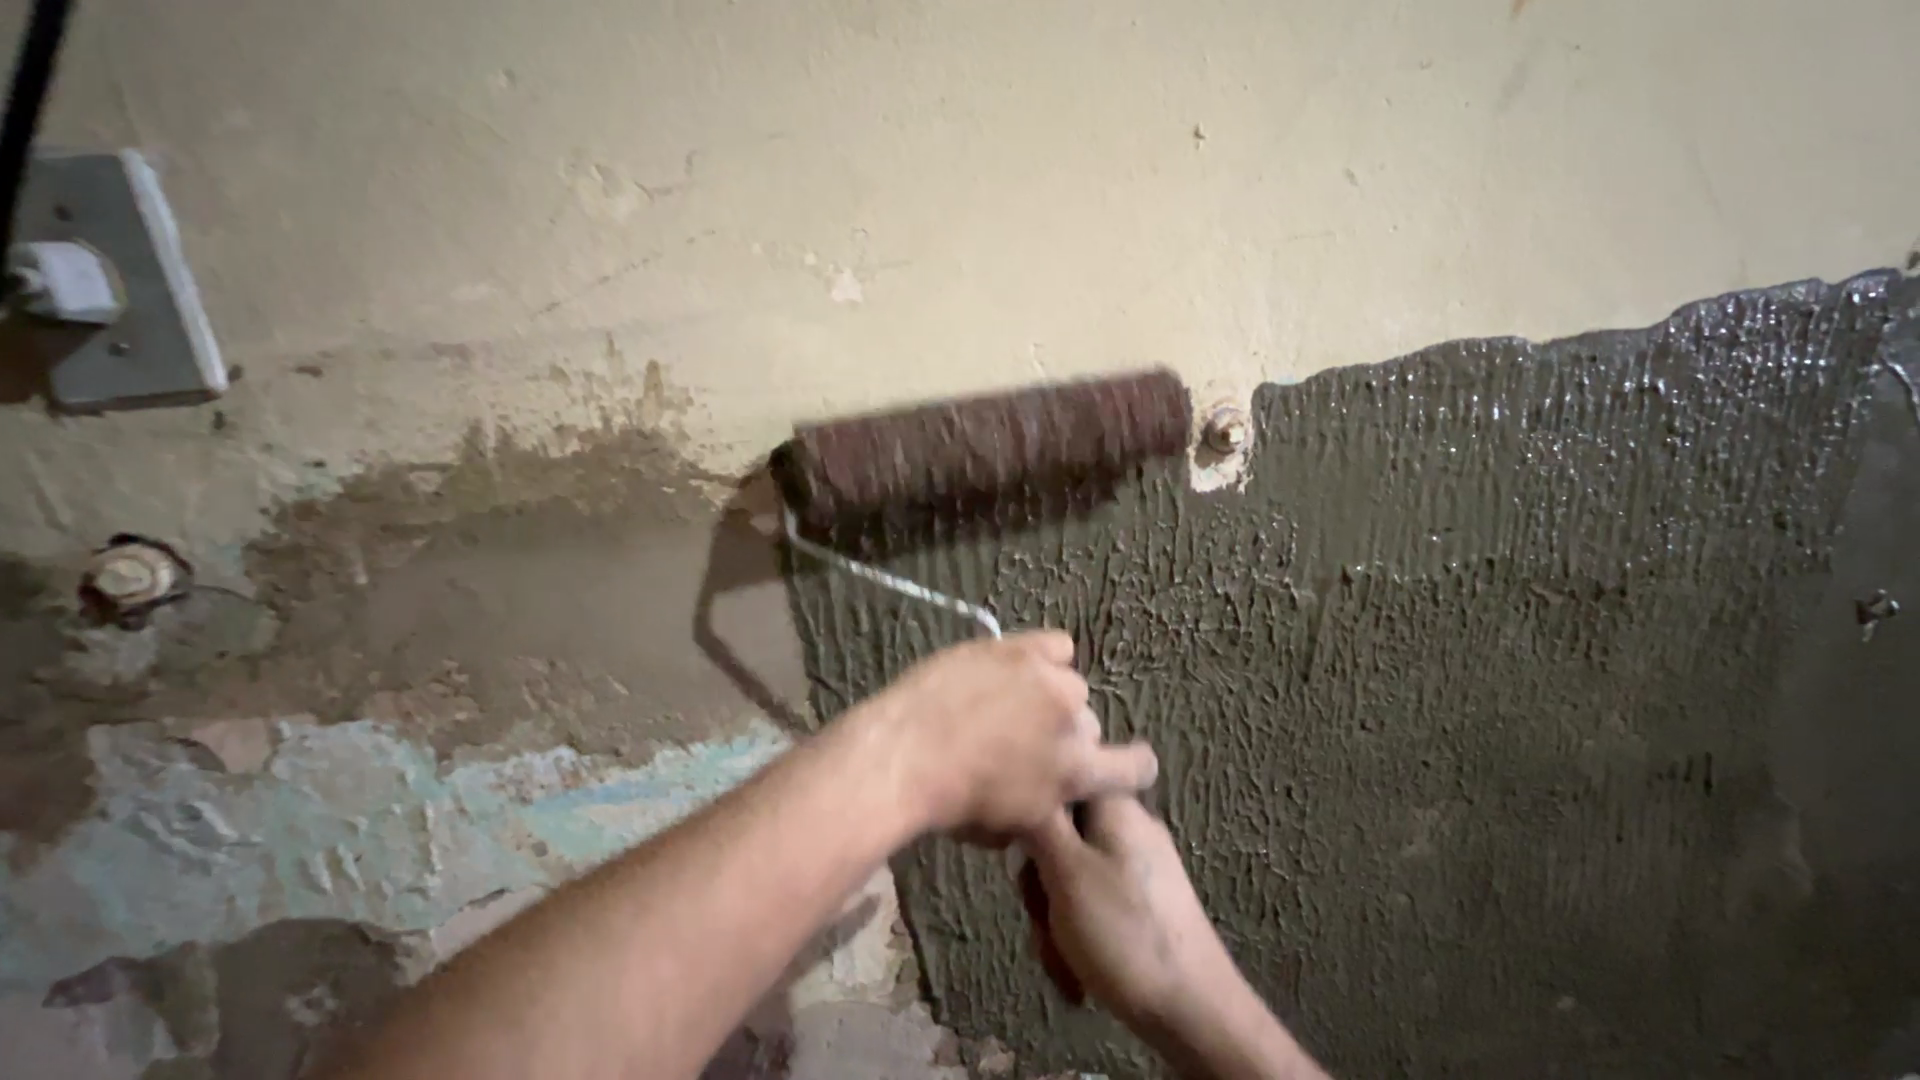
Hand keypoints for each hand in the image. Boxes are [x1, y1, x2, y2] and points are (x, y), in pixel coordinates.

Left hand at [849, 631, 1157, 835]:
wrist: (904, 753)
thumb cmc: (948, 805)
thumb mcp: (1005, 829)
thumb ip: (1042, 809)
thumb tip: (1043, 797)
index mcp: (1075, 773)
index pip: (1135, 766)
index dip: (1132, 765)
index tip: (1123, 762)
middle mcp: (1073, 722)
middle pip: (1089, 722)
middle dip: (1065, 734)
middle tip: (1023, 740)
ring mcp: (1048, 680)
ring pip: (1069, 684)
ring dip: (1047, 696)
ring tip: (1007, 703)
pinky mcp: (1019, 648)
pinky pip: (1056, 645)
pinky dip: (1042, 657)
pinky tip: (1016, 668)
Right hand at [1020, 797, 1239, 1031]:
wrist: (1194, 1009)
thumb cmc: (1122, 932)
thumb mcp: (1065, 870)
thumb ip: (1038, 821)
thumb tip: (1025, 783)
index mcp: (1114, 804)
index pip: (1055, 785)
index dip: (1029, 817)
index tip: (1021, 855)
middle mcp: (1129, 824)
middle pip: (1059, 836)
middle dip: (1040, 886)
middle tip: (1042, 921)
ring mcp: (1139, 863)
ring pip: (1071, 875)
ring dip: (1055, 919)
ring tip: (1060, 961)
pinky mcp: (1145, 900)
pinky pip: (1094, 900)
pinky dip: (1078, 932)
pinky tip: (1076, 972)